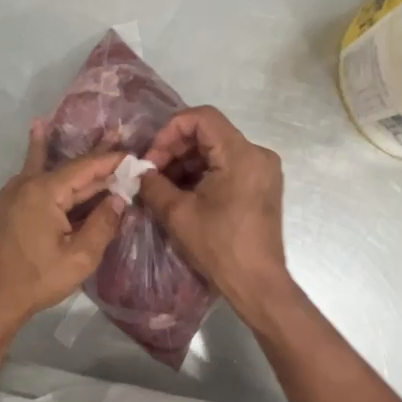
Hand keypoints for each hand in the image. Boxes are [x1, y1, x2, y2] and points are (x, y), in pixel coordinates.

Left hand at [0, 120, 125, 324]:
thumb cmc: (39, 278)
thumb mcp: (80, 256)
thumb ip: (103, 223)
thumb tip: (120, 198)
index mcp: (45, 192)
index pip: (87, 168)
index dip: (113, 162)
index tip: (137, 157)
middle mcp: (27, 183)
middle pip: (69, 165)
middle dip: (95, 153)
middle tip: (117, 130)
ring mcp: (15, 193)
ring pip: (48, 166)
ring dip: (65, 149)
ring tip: (75, 125)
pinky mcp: (10, 205)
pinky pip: (33, 175)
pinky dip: (41, 156)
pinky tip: (38, 135)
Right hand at [138, 106, 290, 312]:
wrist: (257, 282)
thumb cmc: (219, 247)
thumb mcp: (178, 214)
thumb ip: (153, 185)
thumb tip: (139, 173)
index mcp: (241, 155)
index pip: (201, 118)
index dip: (170, 131)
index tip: (151, 158)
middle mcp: (258, 154)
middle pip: (209, 133)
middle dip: (175, 150)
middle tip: (151, 175)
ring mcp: (262, 171)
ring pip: (216, 151)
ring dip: (186, 164)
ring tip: (162, 187)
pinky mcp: (261, 186)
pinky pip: (227, 167)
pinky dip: (202, 175)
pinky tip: (182, 194)